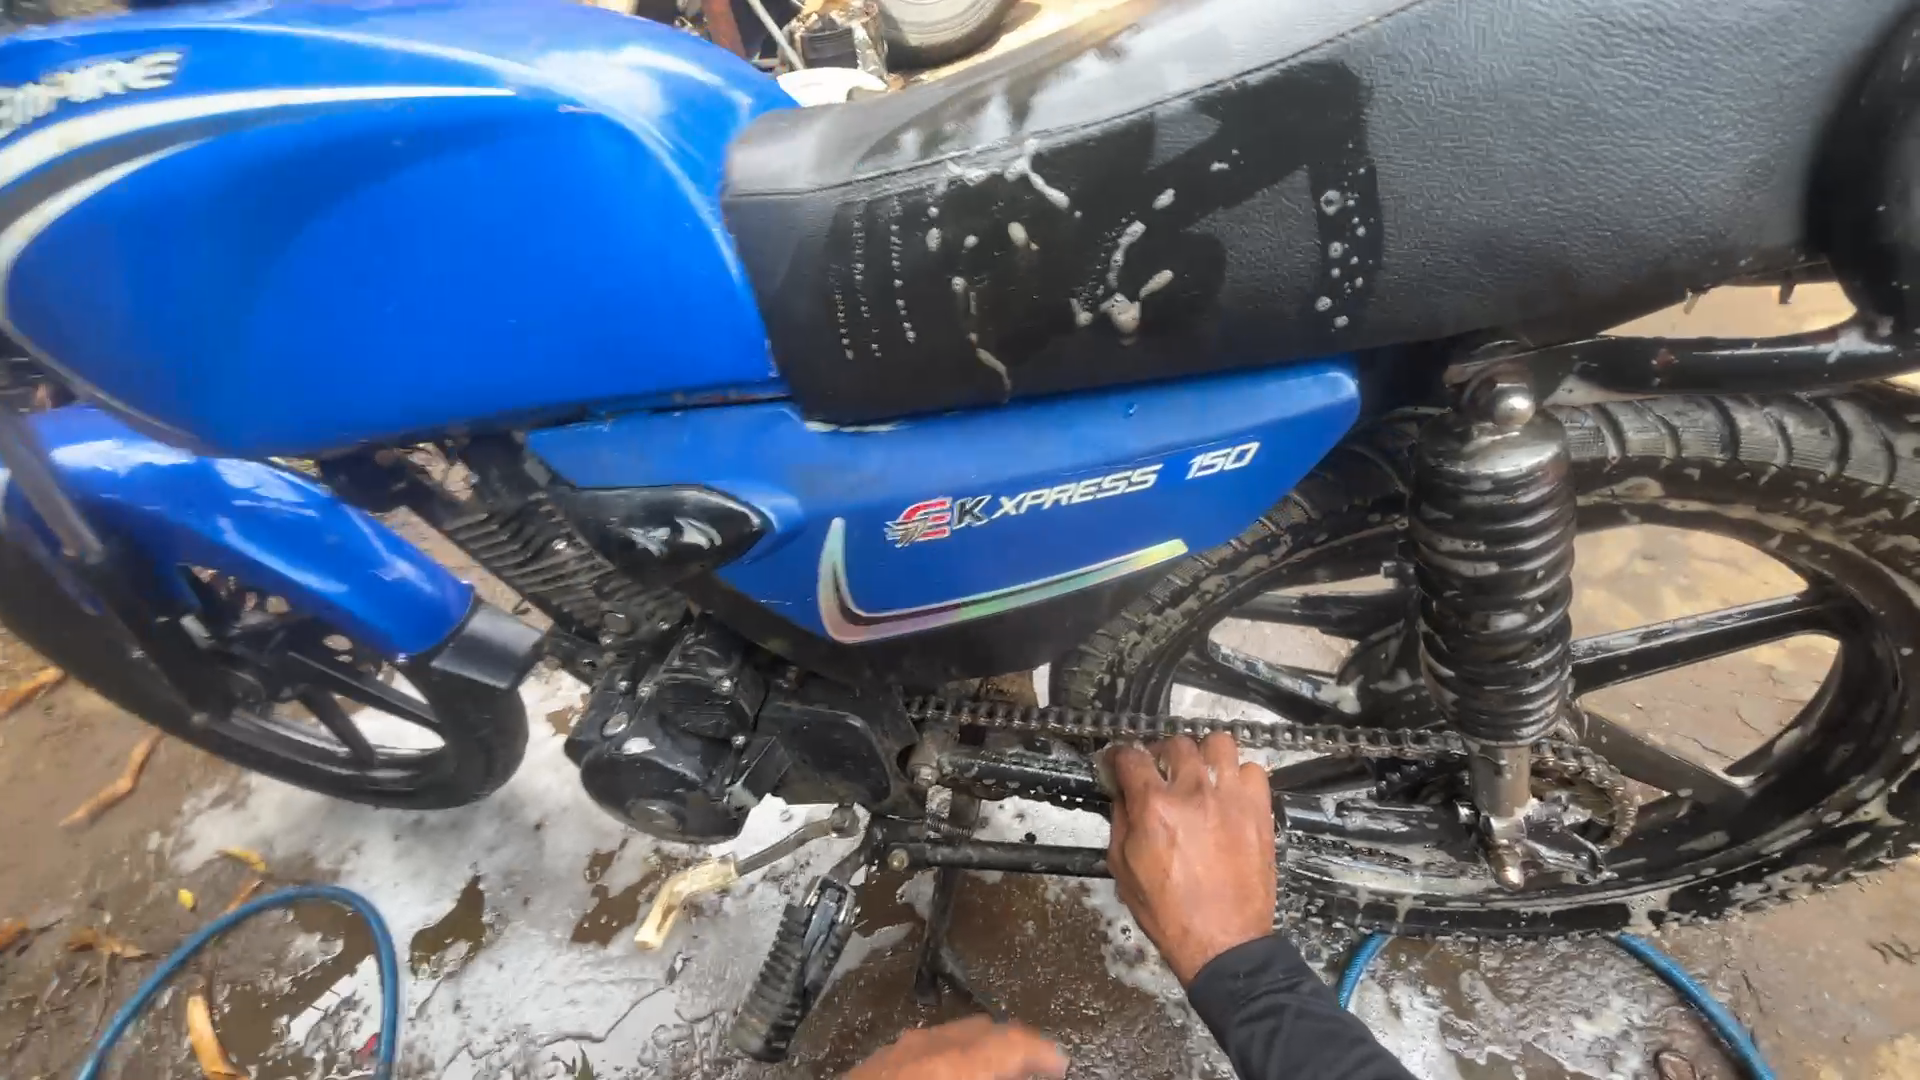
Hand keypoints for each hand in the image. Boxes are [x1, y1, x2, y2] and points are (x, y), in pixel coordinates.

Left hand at [845, 1015, 1068, 1079]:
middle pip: (983, 1030)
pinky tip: (948, 1076)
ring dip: (980, 1050)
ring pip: (952, 1035)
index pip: (1010, 1041)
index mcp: (957, 1066)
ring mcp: (898, 1049)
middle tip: (1033, 1068)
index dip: (1041, 1050)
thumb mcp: (964, 1078)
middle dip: (1011, 1047)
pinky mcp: (876, 1061)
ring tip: (994, 1072)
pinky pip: (925, 1047)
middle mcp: (929, 1046)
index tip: (1061, 1063)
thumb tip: (1018, 1070)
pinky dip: (949, 1057)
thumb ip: (994, 1071)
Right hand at [1105, 733, 1276, 984]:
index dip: (1119, 756)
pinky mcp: (1259, 812)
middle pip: (1176, 743)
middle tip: (1161, 773)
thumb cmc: (1169, 912)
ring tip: (1200, 774)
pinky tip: (1228, 794)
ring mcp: (1230, 799)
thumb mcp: (1122, 867)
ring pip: (1219, 744)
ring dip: (1204, 755)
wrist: (1223, 944)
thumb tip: (1123, 793)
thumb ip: (1120, 821)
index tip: (1120, 763)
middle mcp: (1193, 793)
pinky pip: (1253, 771)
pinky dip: (1239, 777)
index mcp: (1154, 807)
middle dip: (1162, 755)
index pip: (1131, 756)